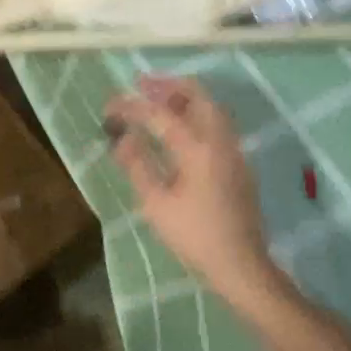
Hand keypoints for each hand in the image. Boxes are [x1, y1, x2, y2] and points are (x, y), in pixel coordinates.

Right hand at [106, 75, 277, 301]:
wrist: (241, 266)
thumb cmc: (194, 236)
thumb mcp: (156, 203)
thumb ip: (138, 164)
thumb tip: (124, 137)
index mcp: (197, 148)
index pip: (159, 113)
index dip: (132, 106)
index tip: (109, 106)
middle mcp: (219, 140)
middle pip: (197, 95)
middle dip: (167, 85)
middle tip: (141, 83)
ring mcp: (234, 151)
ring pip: (210, 108)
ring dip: (184, 97)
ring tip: (157, 99)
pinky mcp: (238, 164)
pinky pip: (217, 123)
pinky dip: (196, 113)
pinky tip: (179, 127)